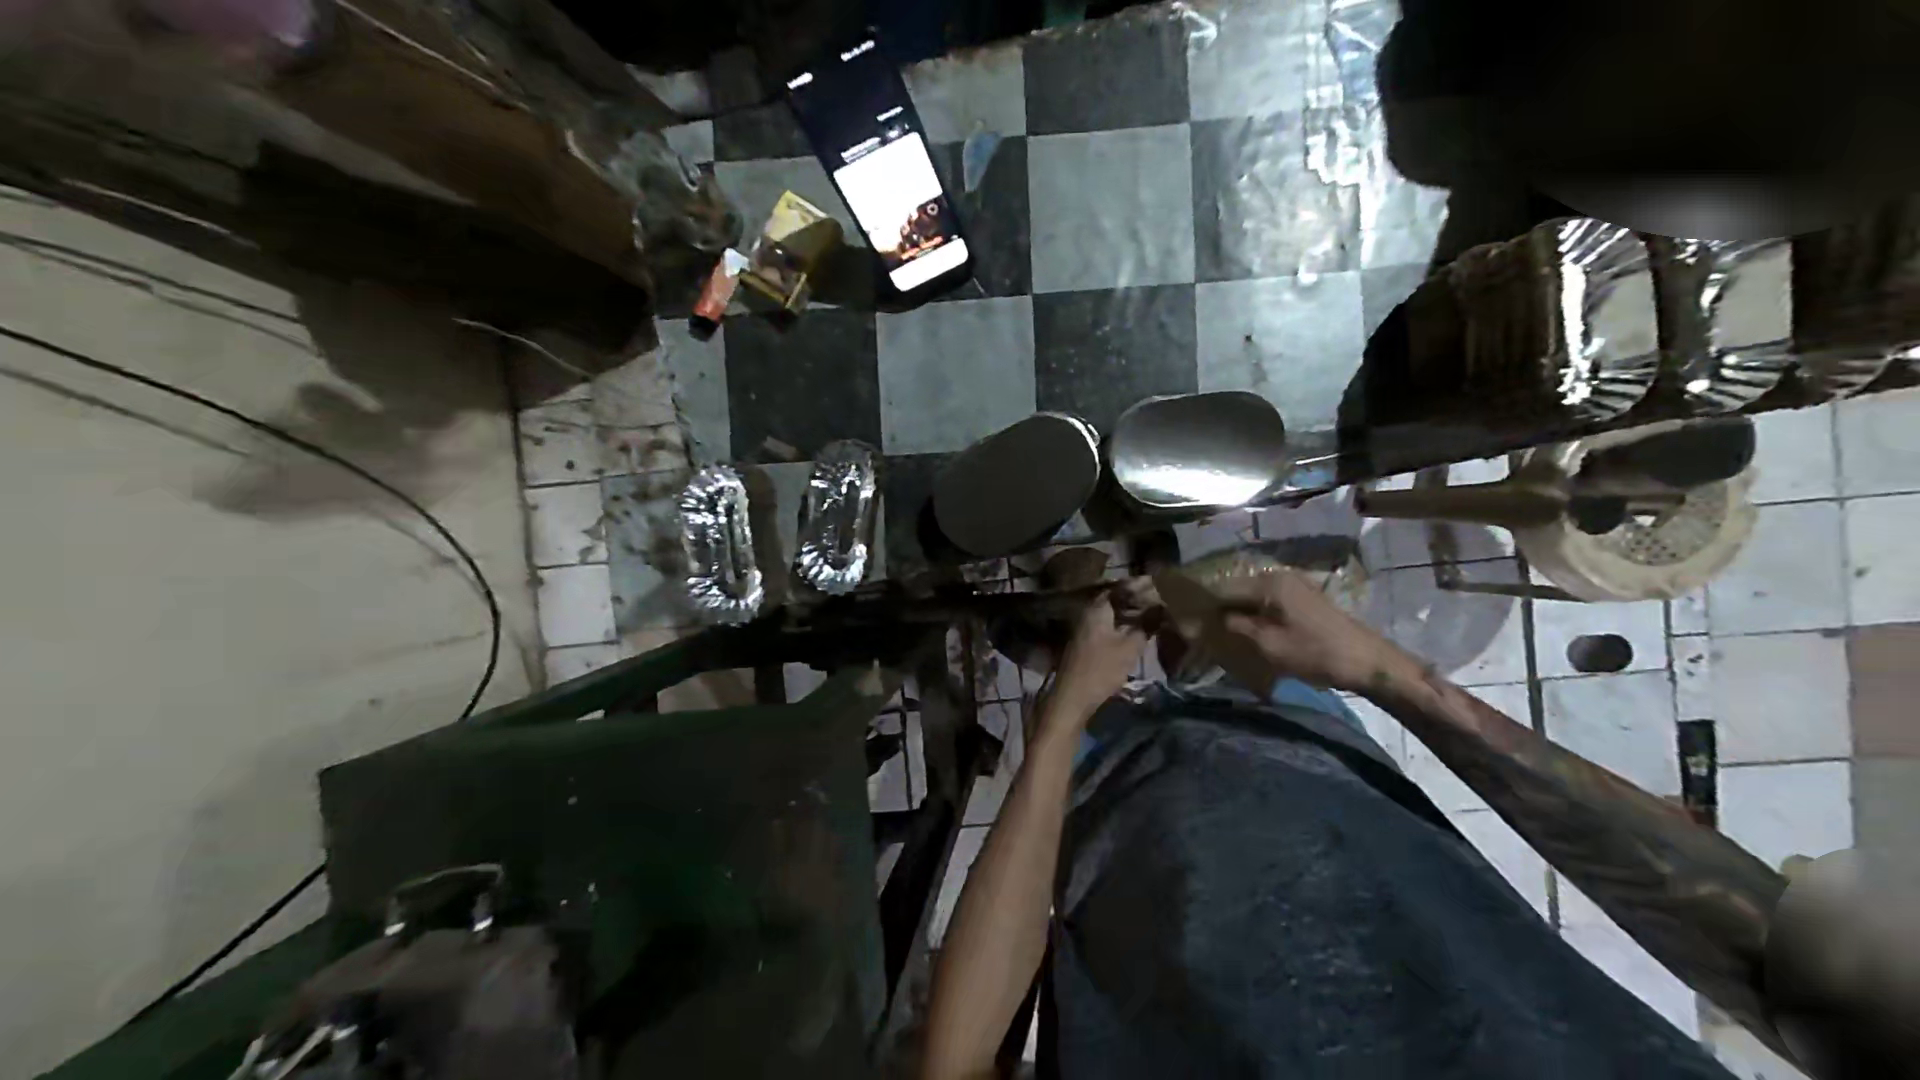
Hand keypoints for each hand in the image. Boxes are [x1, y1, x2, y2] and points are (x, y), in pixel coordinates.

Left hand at [1047, 591, 1148, 720]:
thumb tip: (1161, 608)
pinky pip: (1106, 626)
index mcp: (1096, 609)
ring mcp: (1084, 628)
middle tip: (1158, 601)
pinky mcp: (1085, 643)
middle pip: (1114, 599)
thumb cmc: (1101, 669)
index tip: (1157, 585)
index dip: (1138, 585)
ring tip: (1152, 616)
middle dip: (1135, 599)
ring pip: (1110, 614)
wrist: (1072, 697)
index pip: (1118, 587)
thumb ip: (1146, 626)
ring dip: (1129, 613)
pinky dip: (1122, 625)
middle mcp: (1087, 614)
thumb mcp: (1129, 648)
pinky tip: (1136, 633)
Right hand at [1202, 568, 1413, 693]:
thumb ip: (1237, 626)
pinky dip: (1253, 611)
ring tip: (1219, 626)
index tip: (1186, 616)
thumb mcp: (1268, 644)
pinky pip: (1267, 599)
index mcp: (1268, 583)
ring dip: (1236, 609)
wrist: (1367, 661)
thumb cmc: (1315, 652)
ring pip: (1252, 594)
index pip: (1223, 588)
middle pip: (1237, 588)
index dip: (1203, 602)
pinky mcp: (1303, 597)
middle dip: (1219, 604)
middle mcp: (1279, 576)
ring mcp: (1293, 585)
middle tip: (1200, 623)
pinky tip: (1245, 625)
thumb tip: (1215, 618)